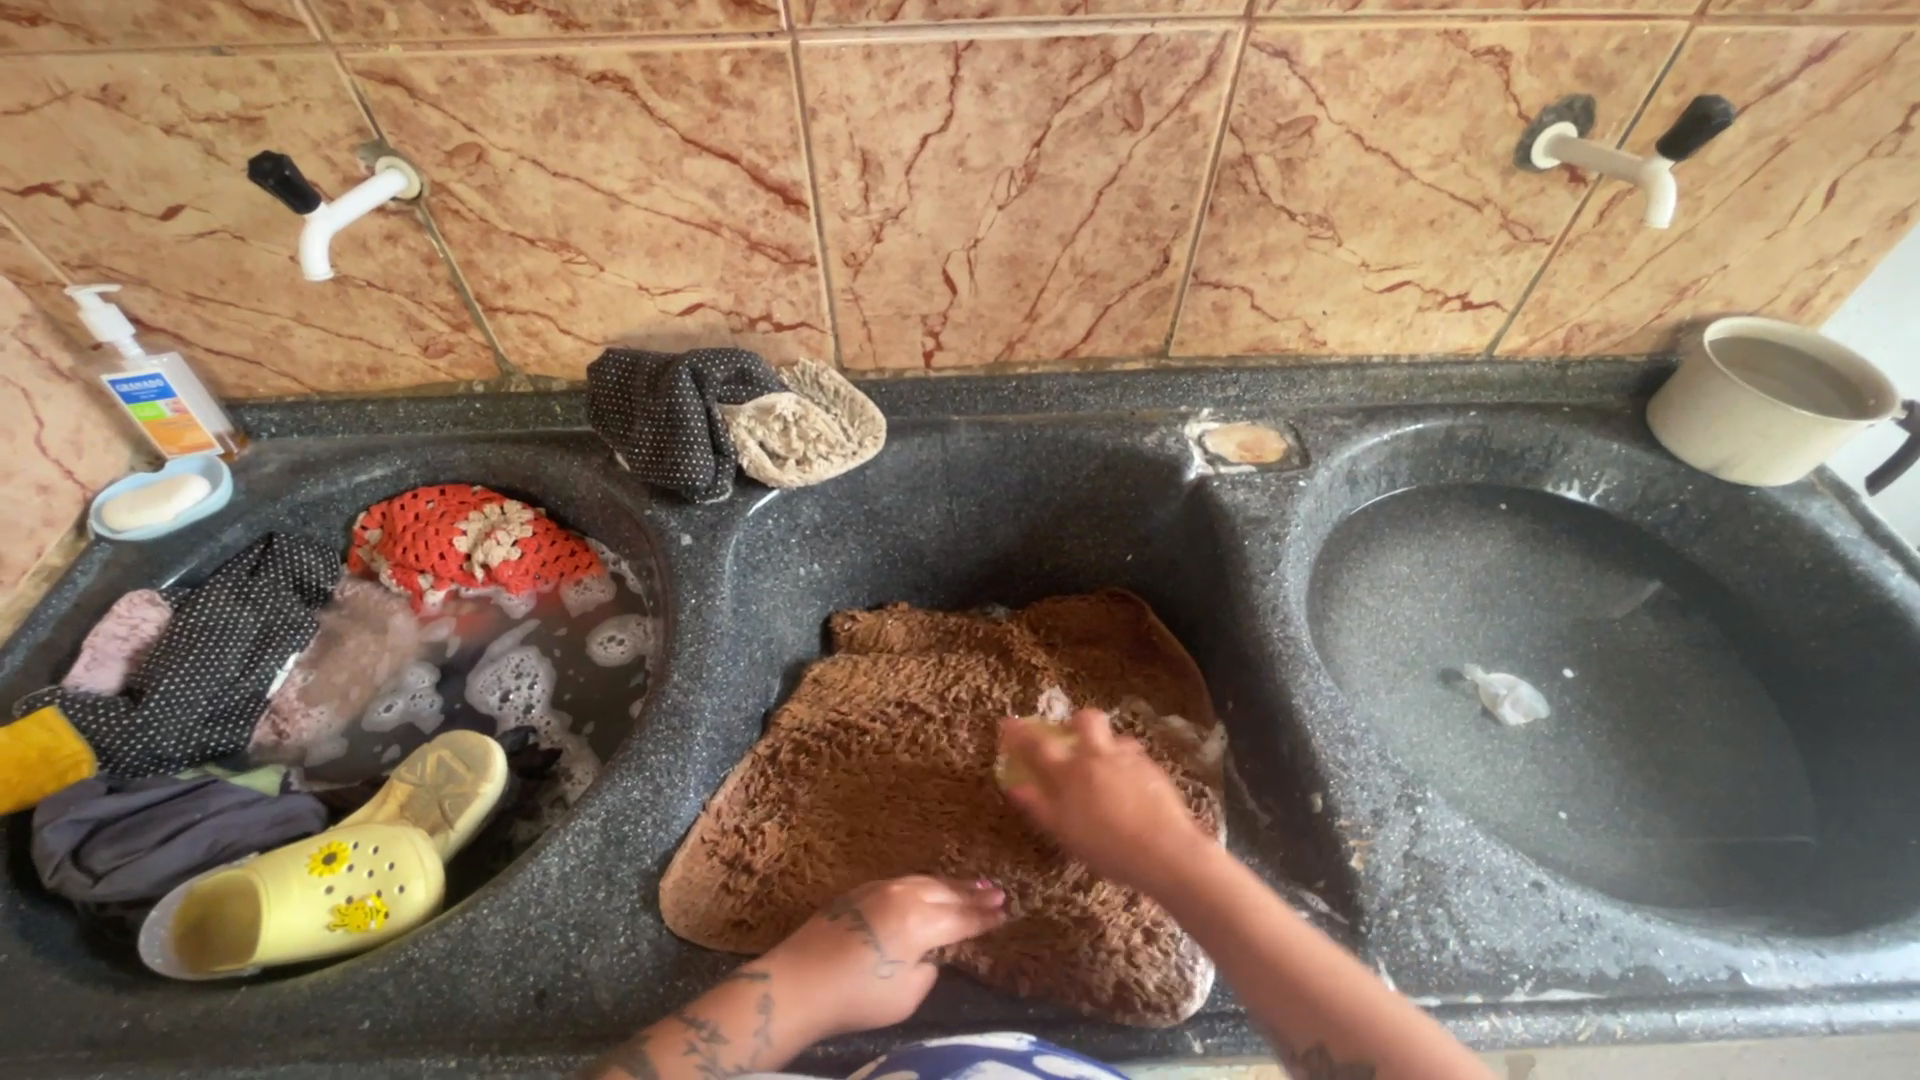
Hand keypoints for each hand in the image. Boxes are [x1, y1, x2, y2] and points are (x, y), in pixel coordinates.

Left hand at [760, 875, 1006, 1038]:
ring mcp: (880, 888)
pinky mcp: (860, 891)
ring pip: (925, 881)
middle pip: (947, 892)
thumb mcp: (906, 996)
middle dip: (974, 894)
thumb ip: (927, 970)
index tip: (1006, 912)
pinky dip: (925, 884)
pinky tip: (931, 887)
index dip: (985, 918)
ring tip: (973, 884)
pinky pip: (904, 881)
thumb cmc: (856, 997)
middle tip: (998, 892)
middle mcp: (904, 896)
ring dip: (951, 884)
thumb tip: (928, 954)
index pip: (962, 919)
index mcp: (920, 922)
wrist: (799, 982)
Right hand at [1000, 708, 1216, 895]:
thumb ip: (1039, 806)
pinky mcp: (1154, 768)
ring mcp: (1129, 759)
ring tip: (1106, 770)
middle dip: (1076, 722)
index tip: (1008, 723)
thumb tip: (1015, 786)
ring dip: (1106, 747)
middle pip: (1086, 720)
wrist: (1167, 852)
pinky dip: (1127, 766)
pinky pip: (1135, 757)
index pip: (1037, 744)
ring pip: (1114, 738)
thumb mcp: (1065, 832)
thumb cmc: (1108, 847)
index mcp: (1070, 772)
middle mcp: (1098, 756)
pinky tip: (1130, 790)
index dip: (1019, 732)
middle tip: (1073, 736)